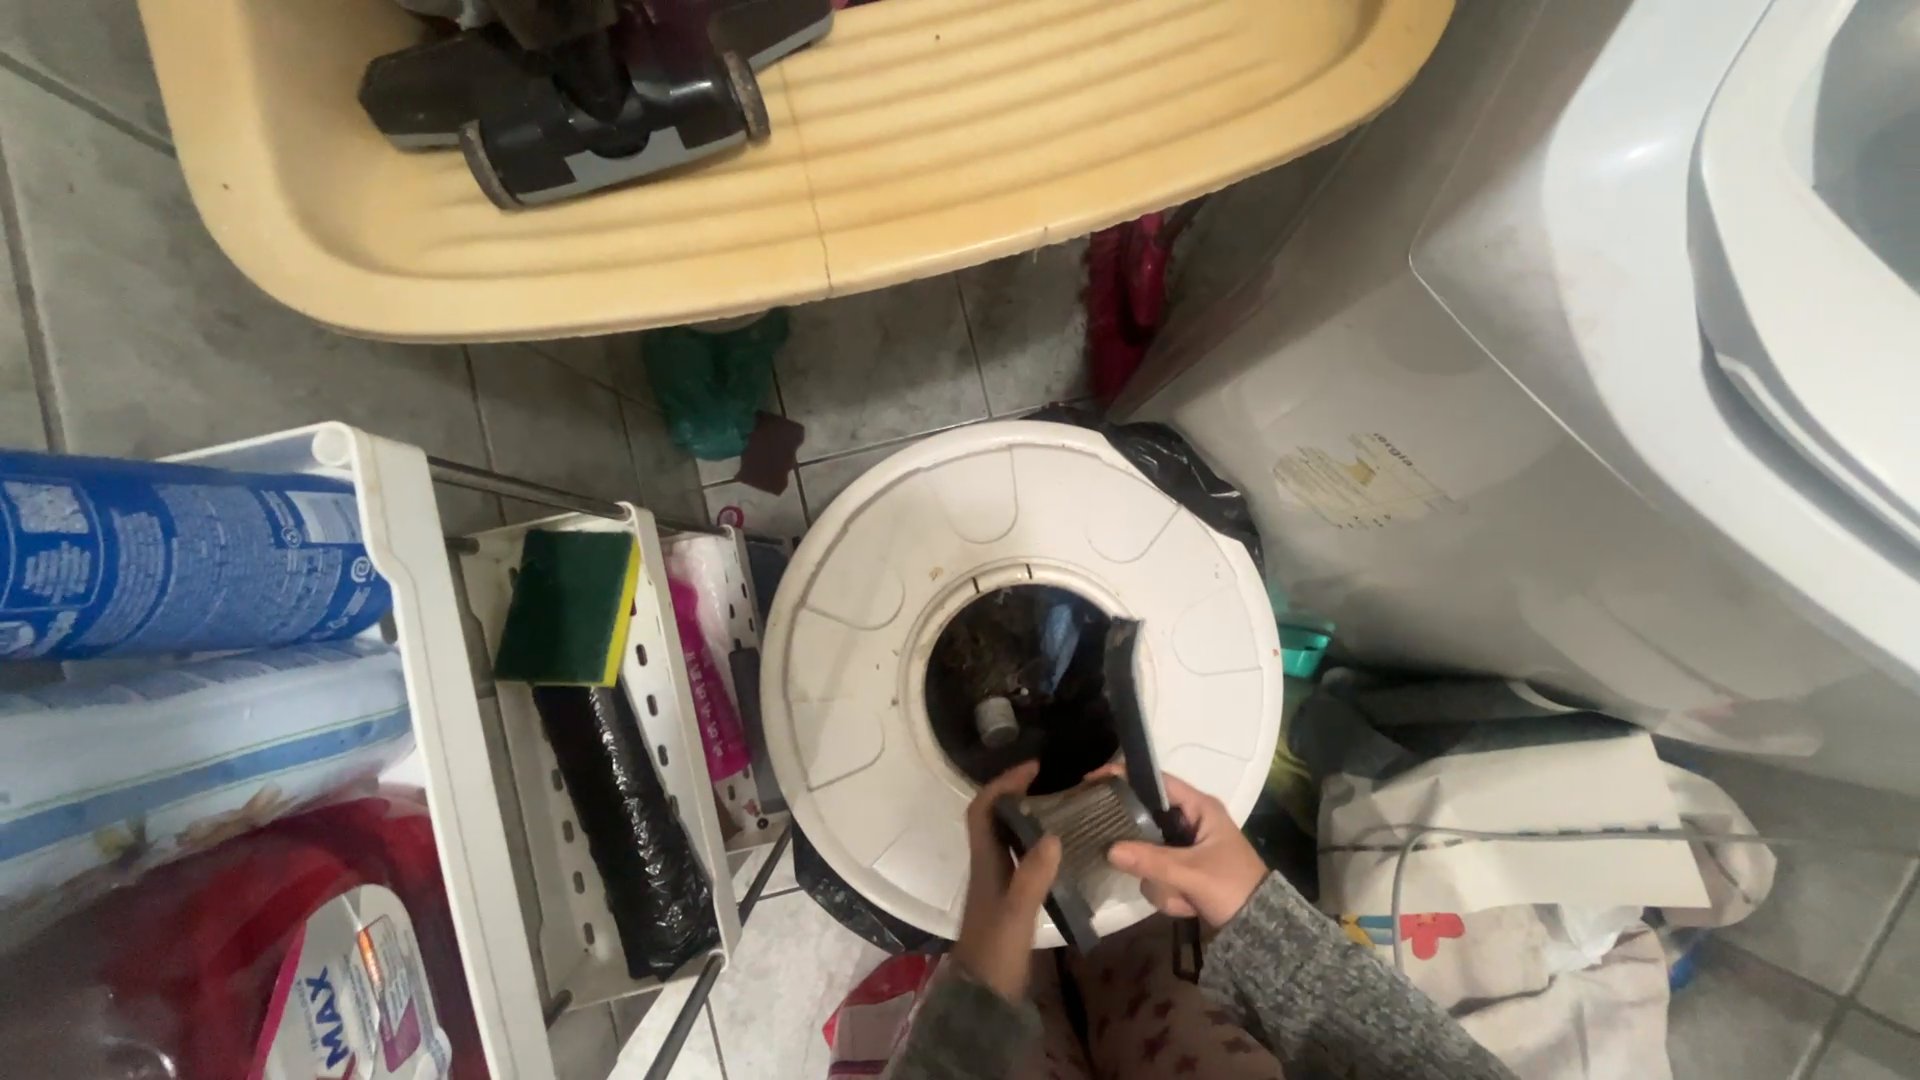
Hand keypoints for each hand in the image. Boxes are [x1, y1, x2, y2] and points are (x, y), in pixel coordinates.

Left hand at [952, 761, 1061, 999]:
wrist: (982, 995)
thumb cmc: (996, 951)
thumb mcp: (1017, 913)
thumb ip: (1032, 876)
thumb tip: (1052, 833)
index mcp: (984, 861)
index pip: (984, 808)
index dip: (1003, 783)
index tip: (1033, 768)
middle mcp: (986, 863)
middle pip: (993, 815)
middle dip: (1015, 791)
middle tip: (1049, 781)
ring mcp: (995, 880)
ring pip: (1004, 833)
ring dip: (1024, 813)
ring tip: (1057, 804)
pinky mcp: (1006, 895)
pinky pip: (1016, 853)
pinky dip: (1033, 839)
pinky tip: (1056, 847)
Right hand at [1101, 769, 1268, 928]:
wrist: (1260, 930)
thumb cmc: (1232, 888)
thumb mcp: (1191, 874)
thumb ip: (1150, 860)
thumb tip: (1110, 849)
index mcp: (1200, 807)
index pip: (1155, 780)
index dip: (1125, 776)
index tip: (1094, 781)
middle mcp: (1191, 820)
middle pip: (1146, 819)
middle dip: (1144, 850)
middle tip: (1122, 855)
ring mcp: (1186, 845)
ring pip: (1149, 851)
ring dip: (1161, 880)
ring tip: (1181, 896)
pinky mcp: (1184, 867)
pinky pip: (1158, 872)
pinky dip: (1167, 891)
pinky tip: (1185, 905)